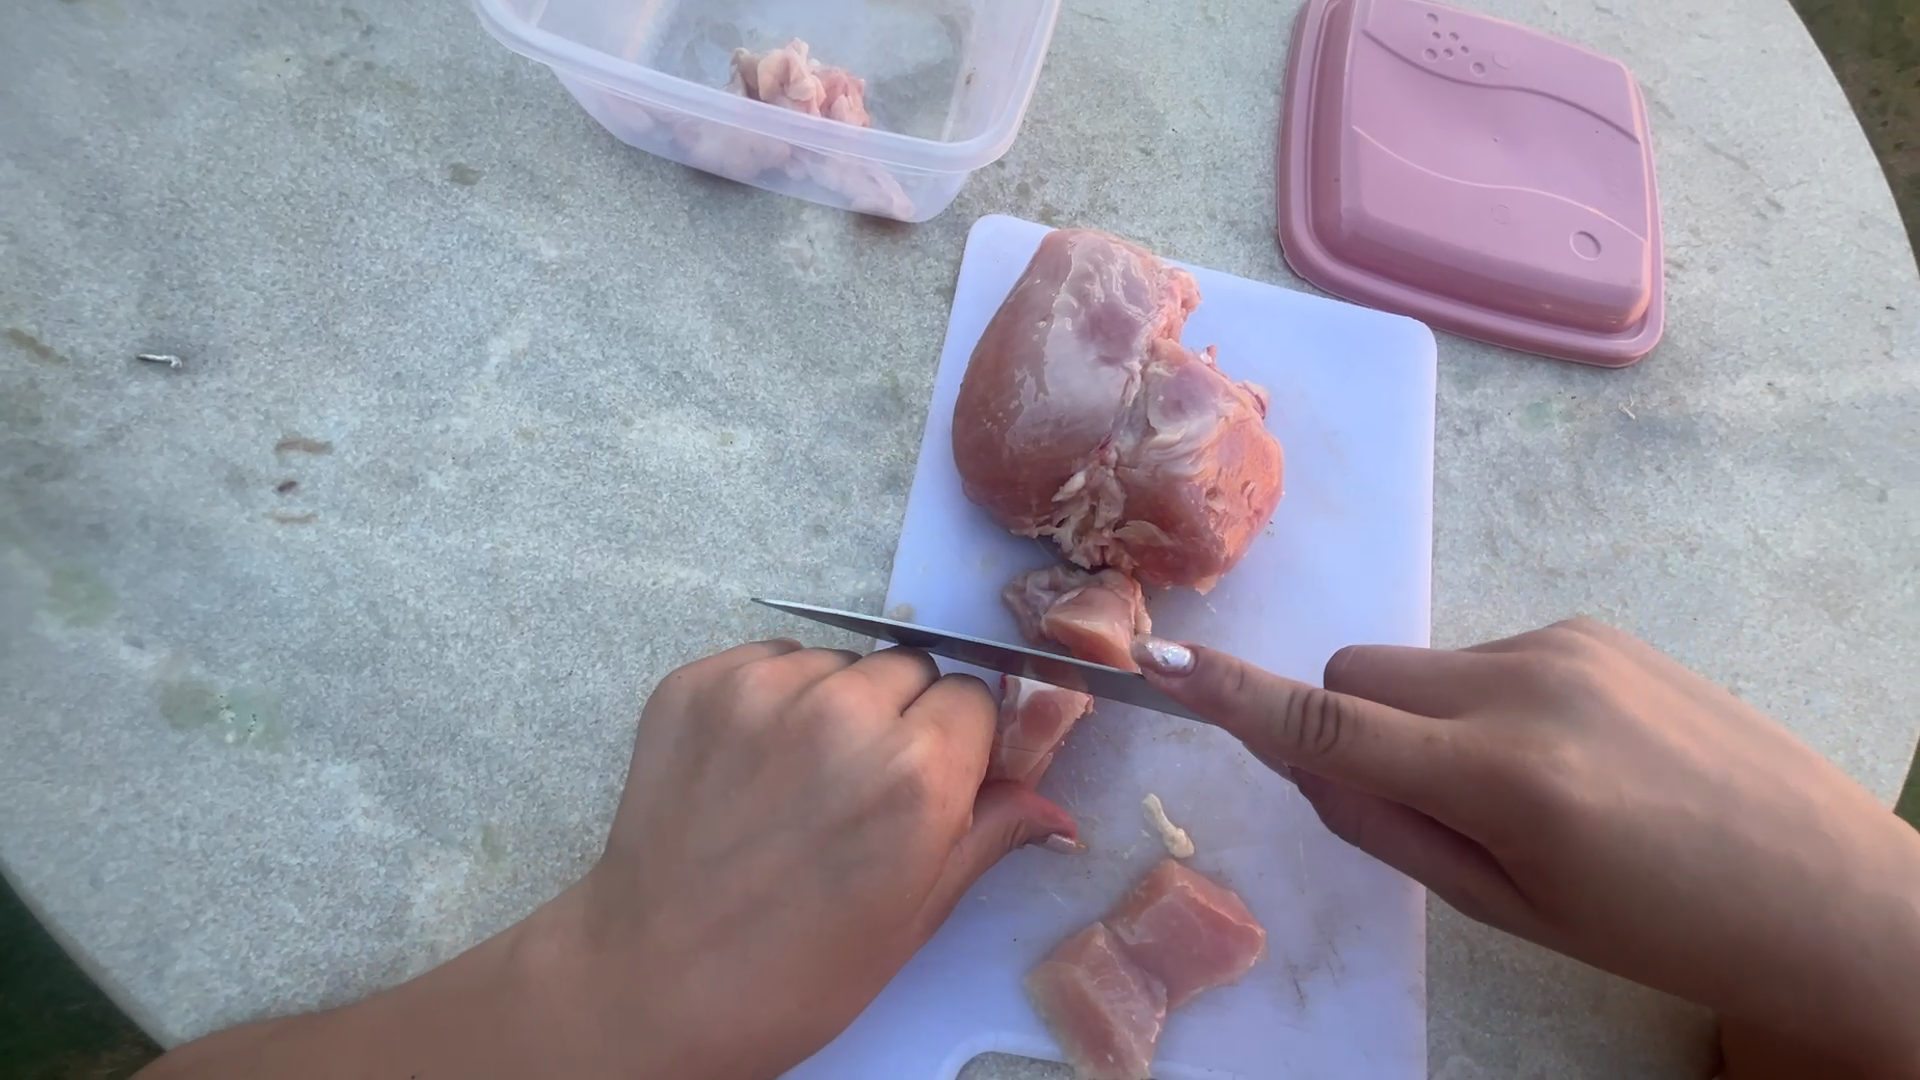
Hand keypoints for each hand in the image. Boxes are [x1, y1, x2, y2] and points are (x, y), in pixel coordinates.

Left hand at [539, 640, 1077, 1078]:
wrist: (651, 980)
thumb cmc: (800, 968)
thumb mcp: (916, 915)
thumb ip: (991, 834)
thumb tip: (1059, 812)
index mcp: (915, 773)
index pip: (974, 695)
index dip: (957, 737)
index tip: (933, 772)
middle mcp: (844, 712)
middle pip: (911, 665)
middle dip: (903, 713)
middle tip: (861, 778)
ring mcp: (762, 689)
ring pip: (841, 661)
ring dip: (837, 701)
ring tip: (799, 771)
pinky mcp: (700, 680)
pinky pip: (773, 659)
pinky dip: (774, 695)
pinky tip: (752, 757)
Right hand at [1133, 619, 1919, 1077]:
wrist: (1852, 905)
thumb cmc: (1651, 930)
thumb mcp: (1492, 901)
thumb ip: (1372, 818)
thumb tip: (1291, 748)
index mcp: (1506, 780)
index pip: (1330, 725)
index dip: (1235, 695)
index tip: (1162, 664)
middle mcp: (1527, 688)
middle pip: (1353, 672)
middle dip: (1350, 720)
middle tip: (1423, 786)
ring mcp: (1562, 643)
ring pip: (1407, 664)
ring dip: (1420, 714)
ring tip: (1519, 774)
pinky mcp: (1587, 625)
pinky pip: (1472, 654)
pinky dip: (1477, 698)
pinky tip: (1566, 746)